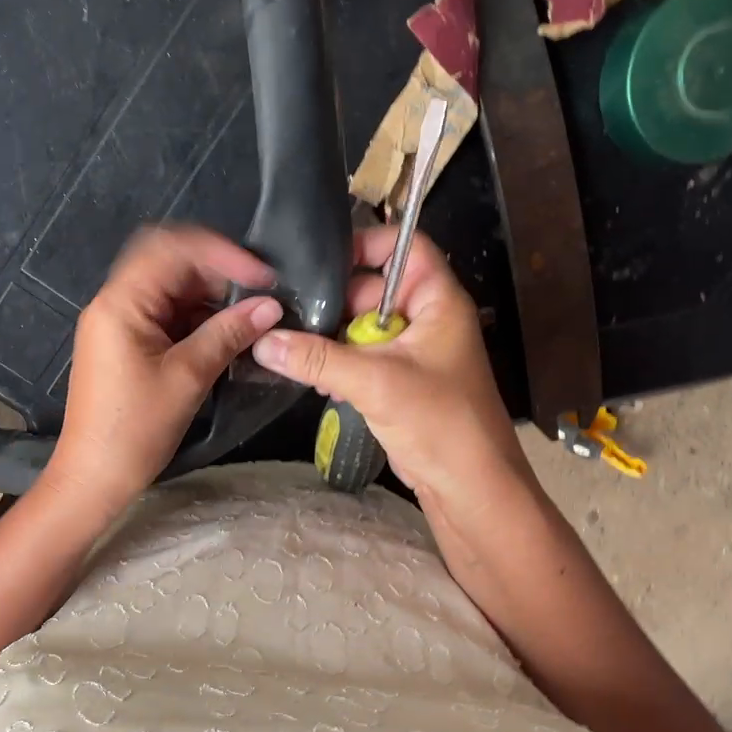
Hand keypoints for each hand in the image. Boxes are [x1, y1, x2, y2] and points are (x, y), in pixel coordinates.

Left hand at [44, 227, 283, 510]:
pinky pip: (162, 318)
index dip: (221, 253)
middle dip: (217, 276)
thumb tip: (270, 307)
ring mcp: (115, 326)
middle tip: (258, 297)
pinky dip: (194, 321)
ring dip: (208, 300)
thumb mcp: (188, 377)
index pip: (172, 249)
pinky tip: (225, 336)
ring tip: (249, 319)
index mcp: (120, 303)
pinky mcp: (123, 347)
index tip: (261, 275)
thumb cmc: (135, 429)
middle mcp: (113, 304)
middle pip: (169, 266)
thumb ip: (228, 334)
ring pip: (168, 293)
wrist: (93, 477)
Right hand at [250, 229, 529, 510]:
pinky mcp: (398, 381)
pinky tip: (315, 379)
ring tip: (296, 350)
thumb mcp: (374, 382)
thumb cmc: (438, 422)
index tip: (320, 260)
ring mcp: (412, 352)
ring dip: (331, 339)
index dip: (367, 244)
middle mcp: (426, 319)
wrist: (469, 487)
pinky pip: (361, 358)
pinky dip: (338, 365)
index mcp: (437, 302)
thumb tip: (263, 341)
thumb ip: (316, 358)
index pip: (405, 247)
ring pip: (361, 327)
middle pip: (372, 288)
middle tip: (292, 313)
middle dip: (334, 301)